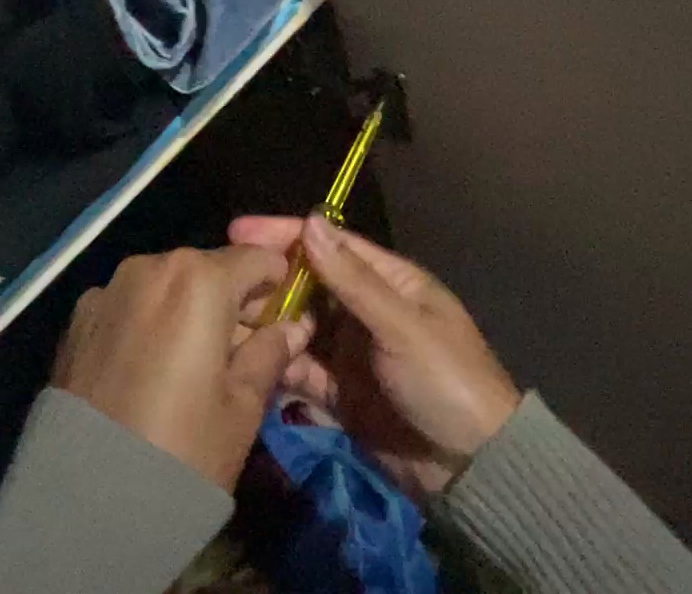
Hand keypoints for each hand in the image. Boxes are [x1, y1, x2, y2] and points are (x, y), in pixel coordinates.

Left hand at [53, 246, 313, 490]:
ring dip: (188, 312)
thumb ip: (271, 354)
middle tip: (242, 353)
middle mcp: (151, 267)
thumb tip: (294, 327)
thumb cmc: (182, 449)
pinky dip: (149, 324)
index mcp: (200, 279)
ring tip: (192, 367)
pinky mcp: (77, 319)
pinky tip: (148, 372)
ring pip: (167, 286)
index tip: (284, 320)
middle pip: (210, 270)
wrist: (85, 504)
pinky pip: (130, 306)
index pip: (259, 258)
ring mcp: (107, 290)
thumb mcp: (243, 407)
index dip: (279, 286)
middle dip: (232, 302)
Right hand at [229, 215, 521, 497]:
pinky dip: (279, 365)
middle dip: (270, 281)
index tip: (239, 230)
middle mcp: (367, 310)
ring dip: (269, 324)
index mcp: (392, 281)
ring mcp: (353, 352)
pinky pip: (302, 370)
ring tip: (224, 322)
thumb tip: (310, 221)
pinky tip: (247, 362)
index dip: (287, 235)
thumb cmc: (446, 380)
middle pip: (310, 285)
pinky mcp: (341, 393)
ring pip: (301, 327)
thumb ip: (352, 279)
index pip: (332, 246)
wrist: (470, 470)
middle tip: (221, 281)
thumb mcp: (401, 326)